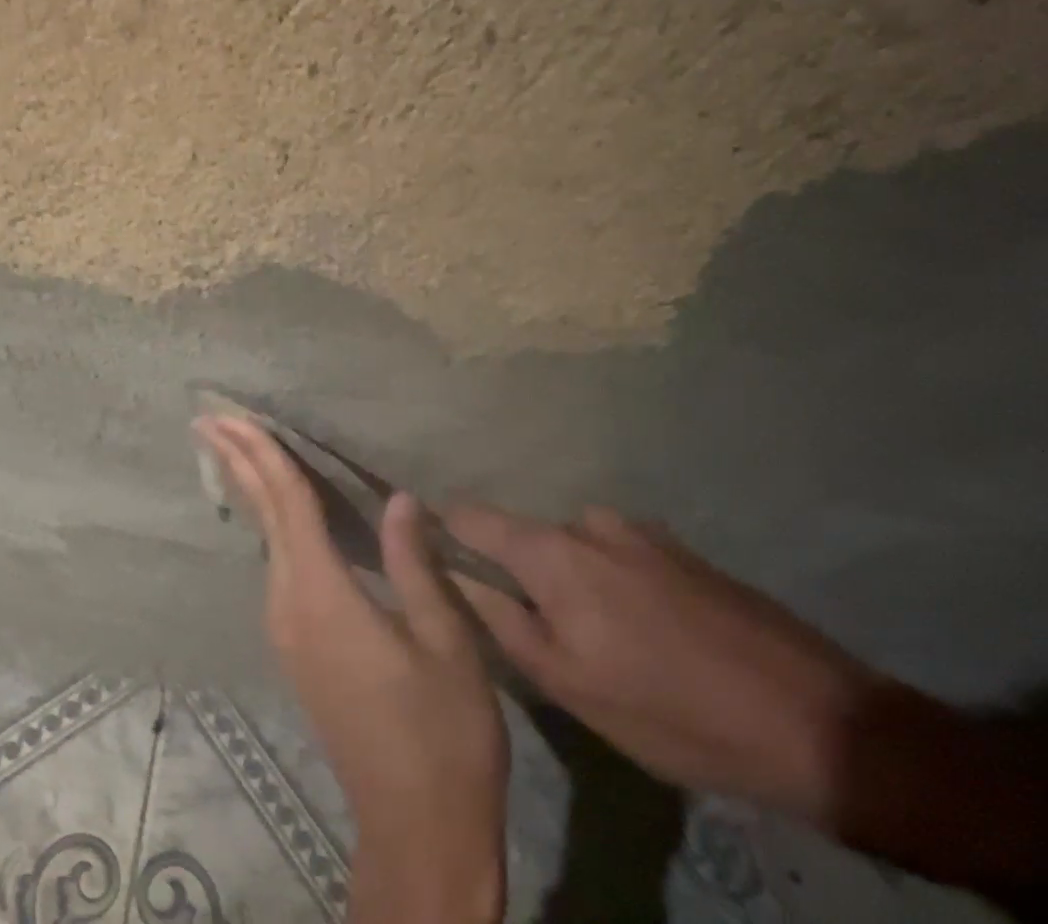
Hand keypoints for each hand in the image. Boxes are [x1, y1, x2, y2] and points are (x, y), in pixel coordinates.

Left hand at [195, 416, 506, 923]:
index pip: (287, 506)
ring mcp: (286, 631)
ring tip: (239, 449)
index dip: (262, 455)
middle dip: (237, 464)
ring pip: (265, 543)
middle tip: (209, 418)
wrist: (414, 820)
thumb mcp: (446, 641)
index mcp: (323, 596)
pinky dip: (272, 529)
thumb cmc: (444, 732)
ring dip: (252, 492)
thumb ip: (414, 565)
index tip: (230, 415)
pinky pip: (279, 570)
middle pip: (262, 518)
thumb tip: (398, 499)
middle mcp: (289, 606)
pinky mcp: (295, 650)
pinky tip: (278, 516)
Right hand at [442, 503, 883, 823]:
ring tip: (587, 640)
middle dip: (512, 574)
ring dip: (564, 582)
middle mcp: (594, 527)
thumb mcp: (565, 681)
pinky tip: (637, 637)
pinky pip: (617, 559)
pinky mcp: (687, 556)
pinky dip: (607, 586)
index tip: (422, 555)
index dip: (439, 531)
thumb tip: (446, 573)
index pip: (470, 517)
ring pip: (573, 551)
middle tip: (525, 633)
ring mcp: (647, 537)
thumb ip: (498, 619)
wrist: (821, 726)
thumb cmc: (669, 712)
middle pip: (523, 538)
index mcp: (554, 553)